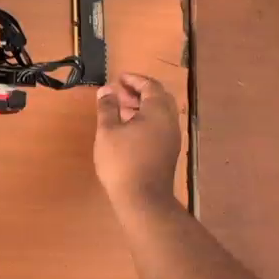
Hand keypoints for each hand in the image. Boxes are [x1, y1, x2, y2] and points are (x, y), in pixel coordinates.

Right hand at [93, 73, 180, 201]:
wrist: (143, 199)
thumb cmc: (122, 161)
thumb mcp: (108, 131)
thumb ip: (107, 107)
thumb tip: (106, 90)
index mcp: (158, 111)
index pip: (150, 86)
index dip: (134, 80)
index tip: (119, 79)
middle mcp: (170, 121)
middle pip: (159, 98)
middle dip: (140, 92)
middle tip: (120, 92)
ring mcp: (172, 138)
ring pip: (160, 113)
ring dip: (143, 106)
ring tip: (121, 108)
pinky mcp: (168, 151)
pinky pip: (160, 126)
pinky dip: (146, 120)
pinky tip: (129, 129)